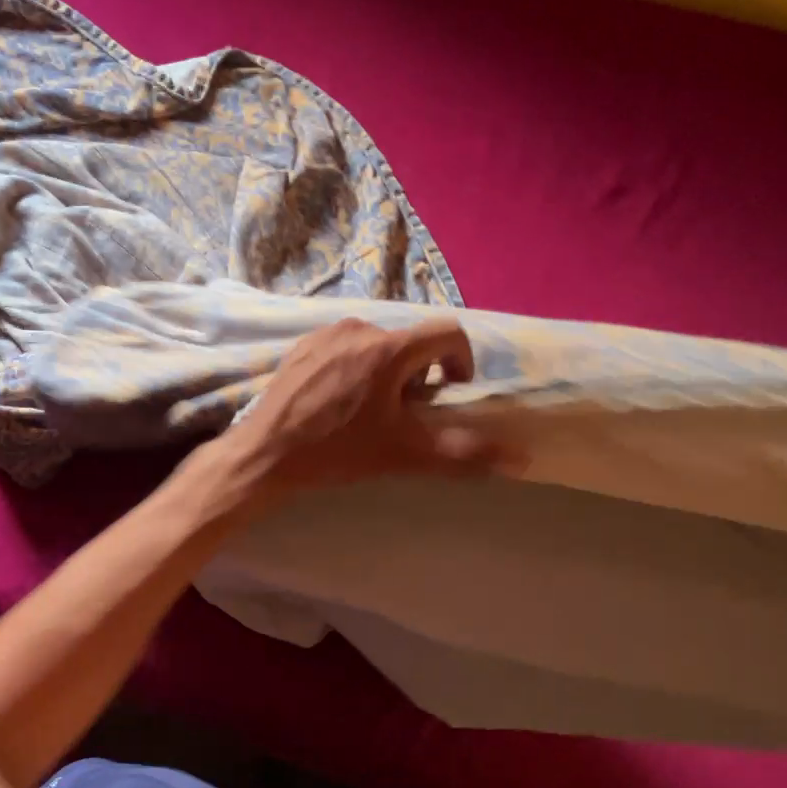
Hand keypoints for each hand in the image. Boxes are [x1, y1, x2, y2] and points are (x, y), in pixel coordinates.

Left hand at [210, 317, 508, 501]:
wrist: (265, 454)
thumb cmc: (336, 452)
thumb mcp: (404, 454)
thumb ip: (464, 453)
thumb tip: (521, 459)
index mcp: (388, 348)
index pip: (447, 333)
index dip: (459, 361)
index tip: (447, 392)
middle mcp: (358, 328)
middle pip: (410, 341)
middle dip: (418, 373)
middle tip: (401, 412)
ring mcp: (325, 334)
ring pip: (376, 343)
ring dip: (386, 370)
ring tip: (369, 410)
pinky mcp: (301, 345)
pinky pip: (344, 346)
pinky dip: (354, 367)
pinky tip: (337, 402)